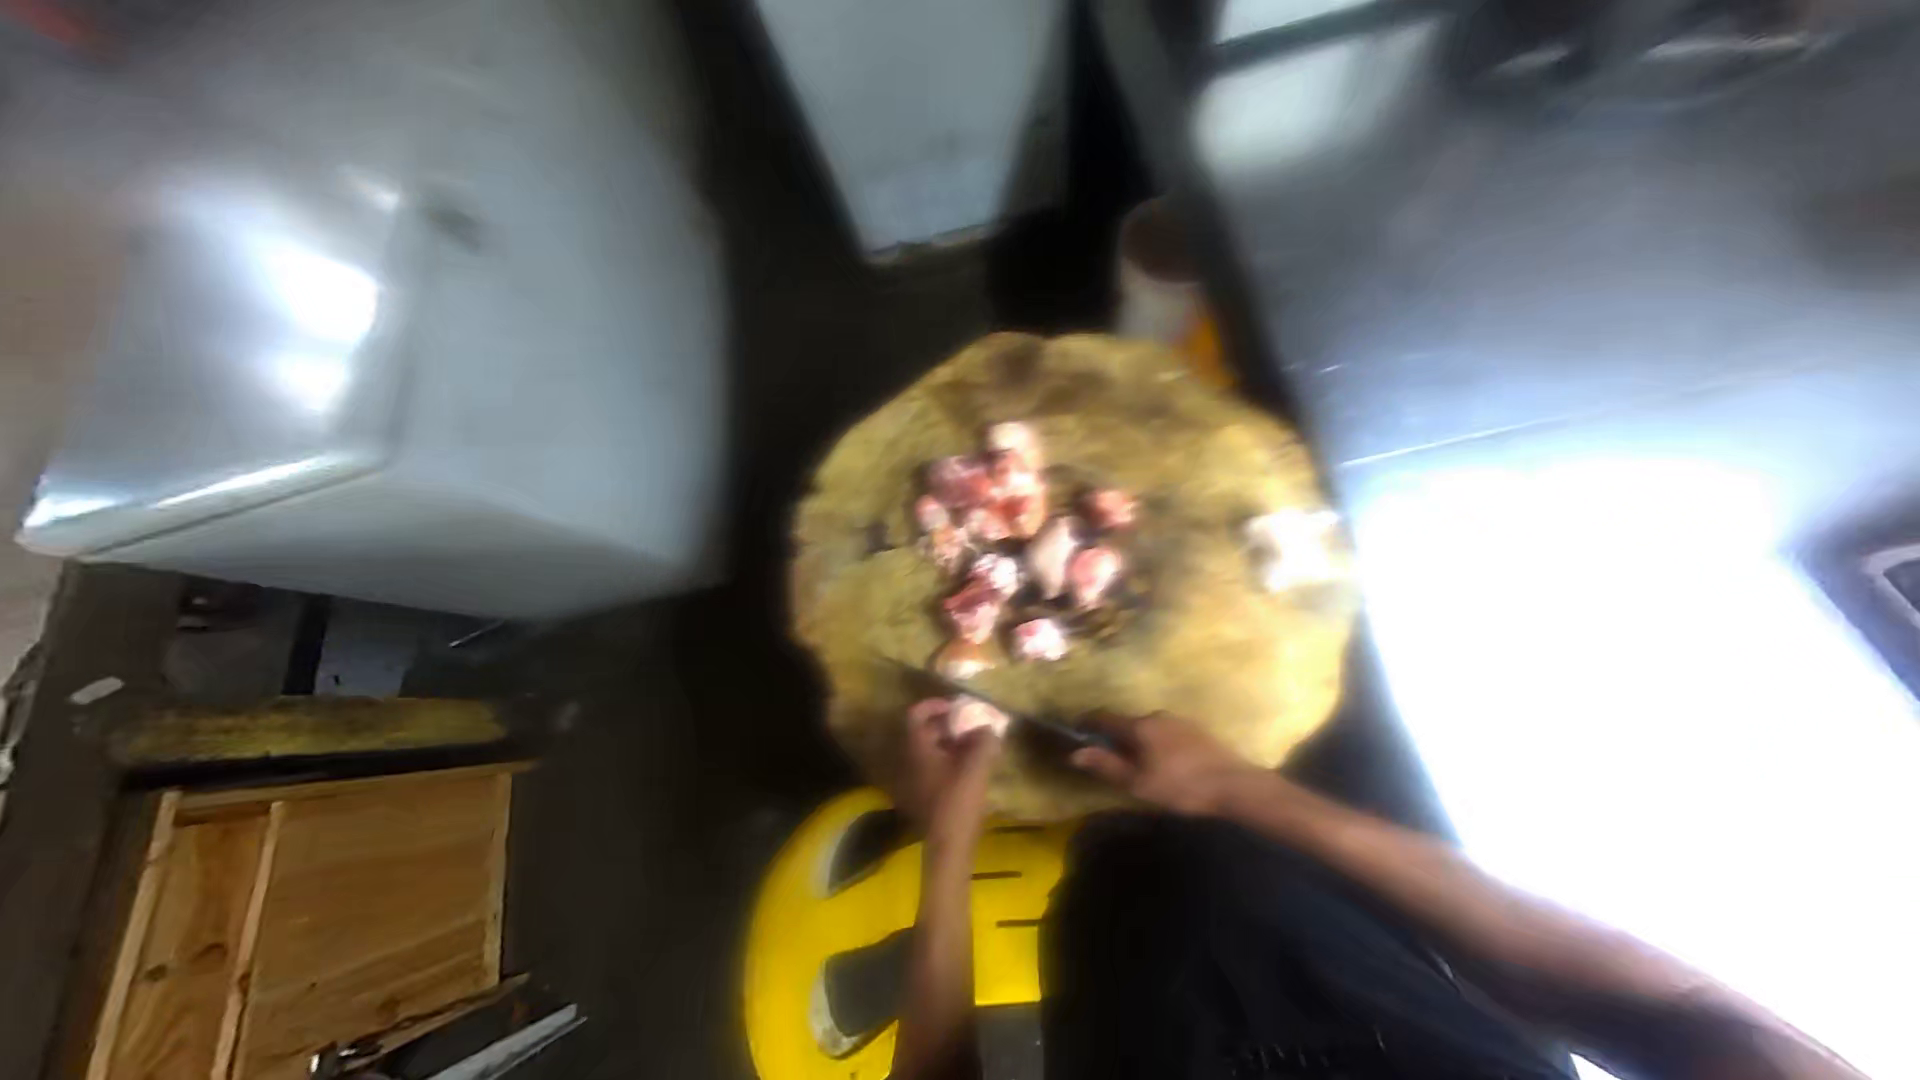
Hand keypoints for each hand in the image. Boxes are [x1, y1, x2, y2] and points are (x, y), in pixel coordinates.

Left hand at [895, 710, 1003, 848]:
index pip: (916, 715)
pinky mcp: (923, 795)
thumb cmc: (958, 801)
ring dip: (951, 742)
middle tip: (971, 724)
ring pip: (931, 750)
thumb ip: (984, 741)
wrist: (948, 846)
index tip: (955, 706)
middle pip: (925, 732)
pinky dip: (949, 759)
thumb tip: (988, 727)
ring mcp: (914, 779)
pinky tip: (971, 767)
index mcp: (918, 749)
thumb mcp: (976, 766)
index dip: (934, 705)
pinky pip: (934, 766)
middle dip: (948, 724)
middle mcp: (910, 761)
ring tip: (976, 744)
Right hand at [1071, 712, 1264, 815]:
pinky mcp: (1196, 729)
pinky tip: (1167, 765)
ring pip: (1148, 727)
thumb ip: (1106, 765)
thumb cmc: (1181, 786)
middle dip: (1115, 738)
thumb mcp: (1138, 783)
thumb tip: (1075, 752)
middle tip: (1112, 762)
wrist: (1236, 786)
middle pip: (1126, 722)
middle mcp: (1155, 715)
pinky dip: (1157, 744)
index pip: (1102, 716)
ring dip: (1139, 741)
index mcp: (1138, 726)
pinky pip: (1166, 732)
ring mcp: (1178, 720)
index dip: (1086, 724)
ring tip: (1141, 767)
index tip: (1076, 734)